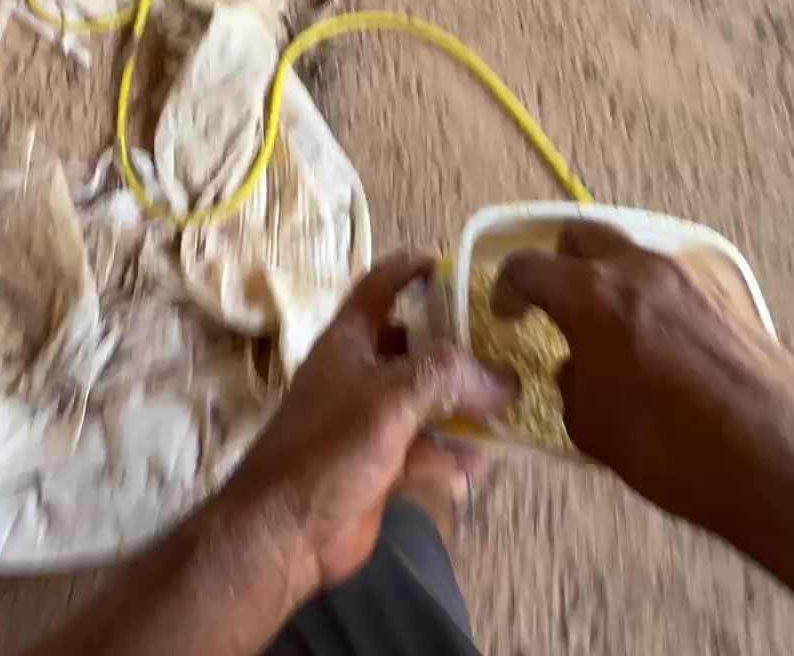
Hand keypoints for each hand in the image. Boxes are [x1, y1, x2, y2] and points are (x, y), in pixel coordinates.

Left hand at [214, 253, 518, 593]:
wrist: (287, 529)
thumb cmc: (331, 447)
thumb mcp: (389, 399)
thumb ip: (445, 377)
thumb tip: (504, 378)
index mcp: (347, 342)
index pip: (378, 288)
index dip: (409, 270)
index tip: (450, 263)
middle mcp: (357, 372)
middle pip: (411, 345)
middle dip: (453, 346)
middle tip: (502, 346)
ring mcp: (368, 419)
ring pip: (424, 400)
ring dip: (461, 405)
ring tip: (506, 407)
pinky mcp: (379, 462)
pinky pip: (424, 449)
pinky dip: (451, 454)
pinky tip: (480, 463)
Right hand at [493, 221, 793, 537]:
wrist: (791, 472)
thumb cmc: (672, 449)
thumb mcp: (589, 425)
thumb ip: (570, 380)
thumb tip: (577, 366)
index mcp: (589, 293)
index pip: (526, 267)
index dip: (506, 289)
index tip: (506, 313)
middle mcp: (637, 268)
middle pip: (579, 234)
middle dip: (558, 261)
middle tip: (555, 299)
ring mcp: (691, 277)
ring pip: (631, 252)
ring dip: (608, 275)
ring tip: (611, 323)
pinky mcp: (733, 297)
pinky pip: (673, 279)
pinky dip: (652, 296)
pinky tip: (661, 342)